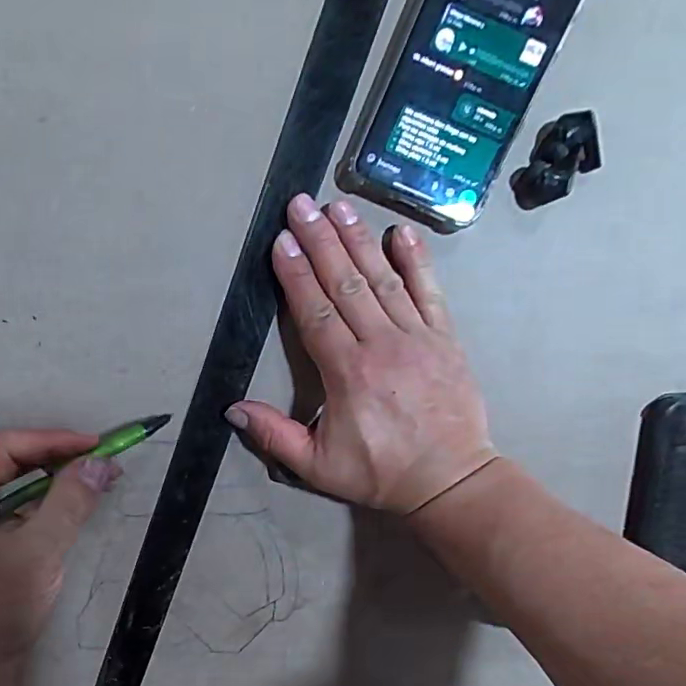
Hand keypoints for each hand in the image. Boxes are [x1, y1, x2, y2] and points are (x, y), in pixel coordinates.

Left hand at [0, 430, 119, 671]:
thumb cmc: (1, 607)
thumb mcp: (39, 551)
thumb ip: (68, 502)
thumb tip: (99, 462)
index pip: (3, 449)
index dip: (49, 441)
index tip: (93, 445)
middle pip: (9, 463)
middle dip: (56, 457)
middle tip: (100, 460)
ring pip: (17, 484)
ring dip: (56, 478)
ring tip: (96, 477)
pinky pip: (20, 506)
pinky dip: (49, 500)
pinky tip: (76, 501)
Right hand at [226, 194, 494, 512]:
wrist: (452, 480)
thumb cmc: (380, 473)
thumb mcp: (317, 466)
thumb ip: (275, 436)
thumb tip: (234, 408)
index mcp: (348, 373)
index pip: (316, 313)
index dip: (296, 275)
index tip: (283, 241)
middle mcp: (383, 345)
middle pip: (346, 284)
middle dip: (321, 241)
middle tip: (301, 205)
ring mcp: (418, 337)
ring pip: (383, 279)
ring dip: (359, 240)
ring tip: (339, 207)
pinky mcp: (445, 338)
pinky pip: (429, 291)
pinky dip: (416, 261)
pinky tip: (402, 233)